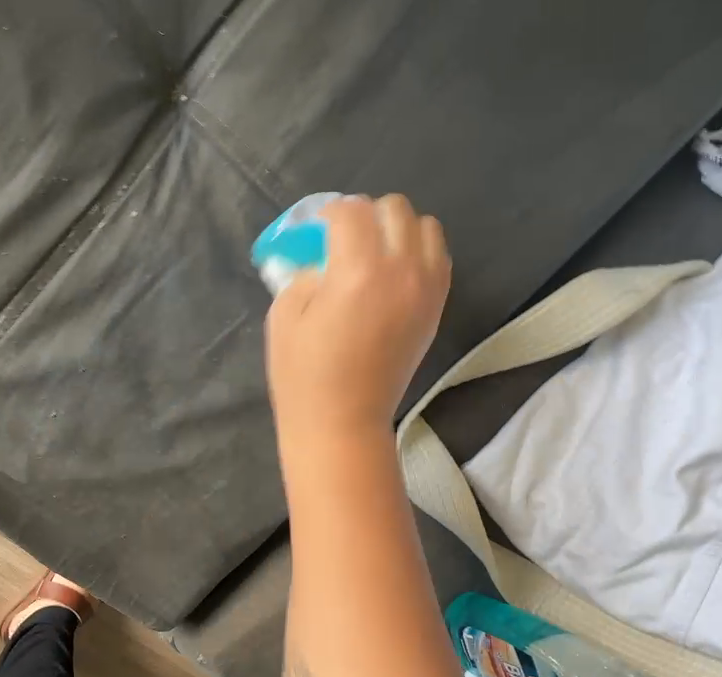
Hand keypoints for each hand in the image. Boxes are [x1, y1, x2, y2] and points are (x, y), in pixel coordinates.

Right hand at [264, 194, 450, 439]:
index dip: (327, 215)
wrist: (342, 421)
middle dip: (365, 216)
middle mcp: (401, 269)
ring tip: (372, 255)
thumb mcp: (284, 317)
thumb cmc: (303, 375)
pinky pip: (437, 256)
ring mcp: (426, 287)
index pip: (350, 212)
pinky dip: (416, 252)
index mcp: (357, 270)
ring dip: (396, 230)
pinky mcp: (436, 305)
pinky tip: (392, 274)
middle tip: (342, 241)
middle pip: (393, 209)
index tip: (314, 232)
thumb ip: (302, 274)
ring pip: (424, 226)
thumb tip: (319, 260)